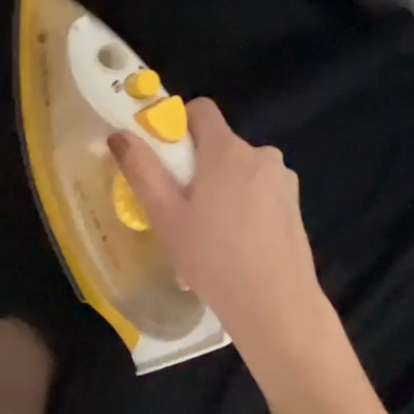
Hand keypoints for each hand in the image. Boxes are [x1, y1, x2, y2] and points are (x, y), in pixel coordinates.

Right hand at [110, 98, 321, 335]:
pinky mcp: (294, 207)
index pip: (200, 110)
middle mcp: (260, 155)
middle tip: (177, 217)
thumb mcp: (166, 217)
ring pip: (238, 177)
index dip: (176, 126)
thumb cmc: (212, 257)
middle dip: (196, 173)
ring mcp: (283, 181)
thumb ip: (142, 171)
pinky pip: (257, 200)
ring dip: (218, 198)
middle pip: (219, 148)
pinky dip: (239, 216)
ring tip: (202, 245)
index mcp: (226, 151)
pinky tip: (228, 255)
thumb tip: (118, 134)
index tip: (163, 160)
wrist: (274, 302)